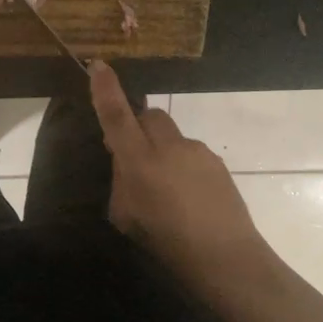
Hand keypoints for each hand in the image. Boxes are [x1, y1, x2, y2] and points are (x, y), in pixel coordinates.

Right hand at [89, 61, 271, 279]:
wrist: (223, 257)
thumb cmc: (164, 241)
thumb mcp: (124, 215)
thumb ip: (121, 182)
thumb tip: (125, 163)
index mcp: (139, 161)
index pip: (117, 116)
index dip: (106, 90)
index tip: (98, 65)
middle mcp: (170, 147)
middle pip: (149, 116)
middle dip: (137, 125)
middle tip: (131, 154)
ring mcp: (198, 153)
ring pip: (171, 137)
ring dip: (161, 151)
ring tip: (163, 191)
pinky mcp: (218, 164)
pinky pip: (190, 155)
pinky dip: (181, 167)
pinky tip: (186, 199)